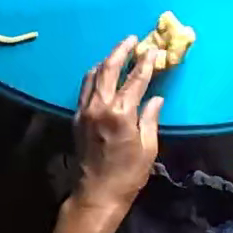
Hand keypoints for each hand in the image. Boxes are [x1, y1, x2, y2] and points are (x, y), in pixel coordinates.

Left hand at [69, 36, 163, 231]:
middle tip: (132, 40)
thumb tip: (155, 98)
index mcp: (121, 113)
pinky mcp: (77, 116)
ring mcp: (85, 109)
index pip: (136, 80)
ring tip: (118, 52)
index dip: (146, 63)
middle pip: (109, 69)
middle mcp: (99, 106)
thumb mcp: (148, 148)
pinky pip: (85, 87)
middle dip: (121, 51)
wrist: (97, 192)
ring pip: (93, 75)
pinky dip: (95, 75)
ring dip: (106, 61)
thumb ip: (151, 118)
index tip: (153, 50)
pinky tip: (103, 73)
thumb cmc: (128, 173)